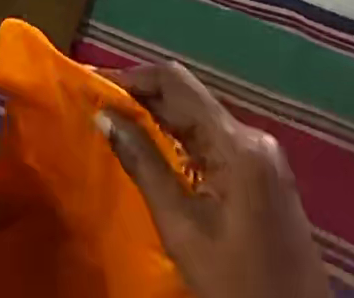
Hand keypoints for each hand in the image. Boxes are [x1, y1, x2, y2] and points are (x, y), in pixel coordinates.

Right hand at [101, 62, 330, 297]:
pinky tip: (148, 144)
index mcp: (237, 144)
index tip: (93, 82)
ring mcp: (259, 155)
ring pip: (196, 116)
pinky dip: (175, 135)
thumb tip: (103, 115)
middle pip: (186, 96)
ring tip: (113, 119)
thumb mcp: (182, 228)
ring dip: (155, 114)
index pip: (175, 83)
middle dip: (139, 95)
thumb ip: (143, 164)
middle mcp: (251, 136)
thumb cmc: (238, 285)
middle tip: (96, 102)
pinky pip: (209, 138)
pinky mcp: (259, 173)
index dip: (131, 77)